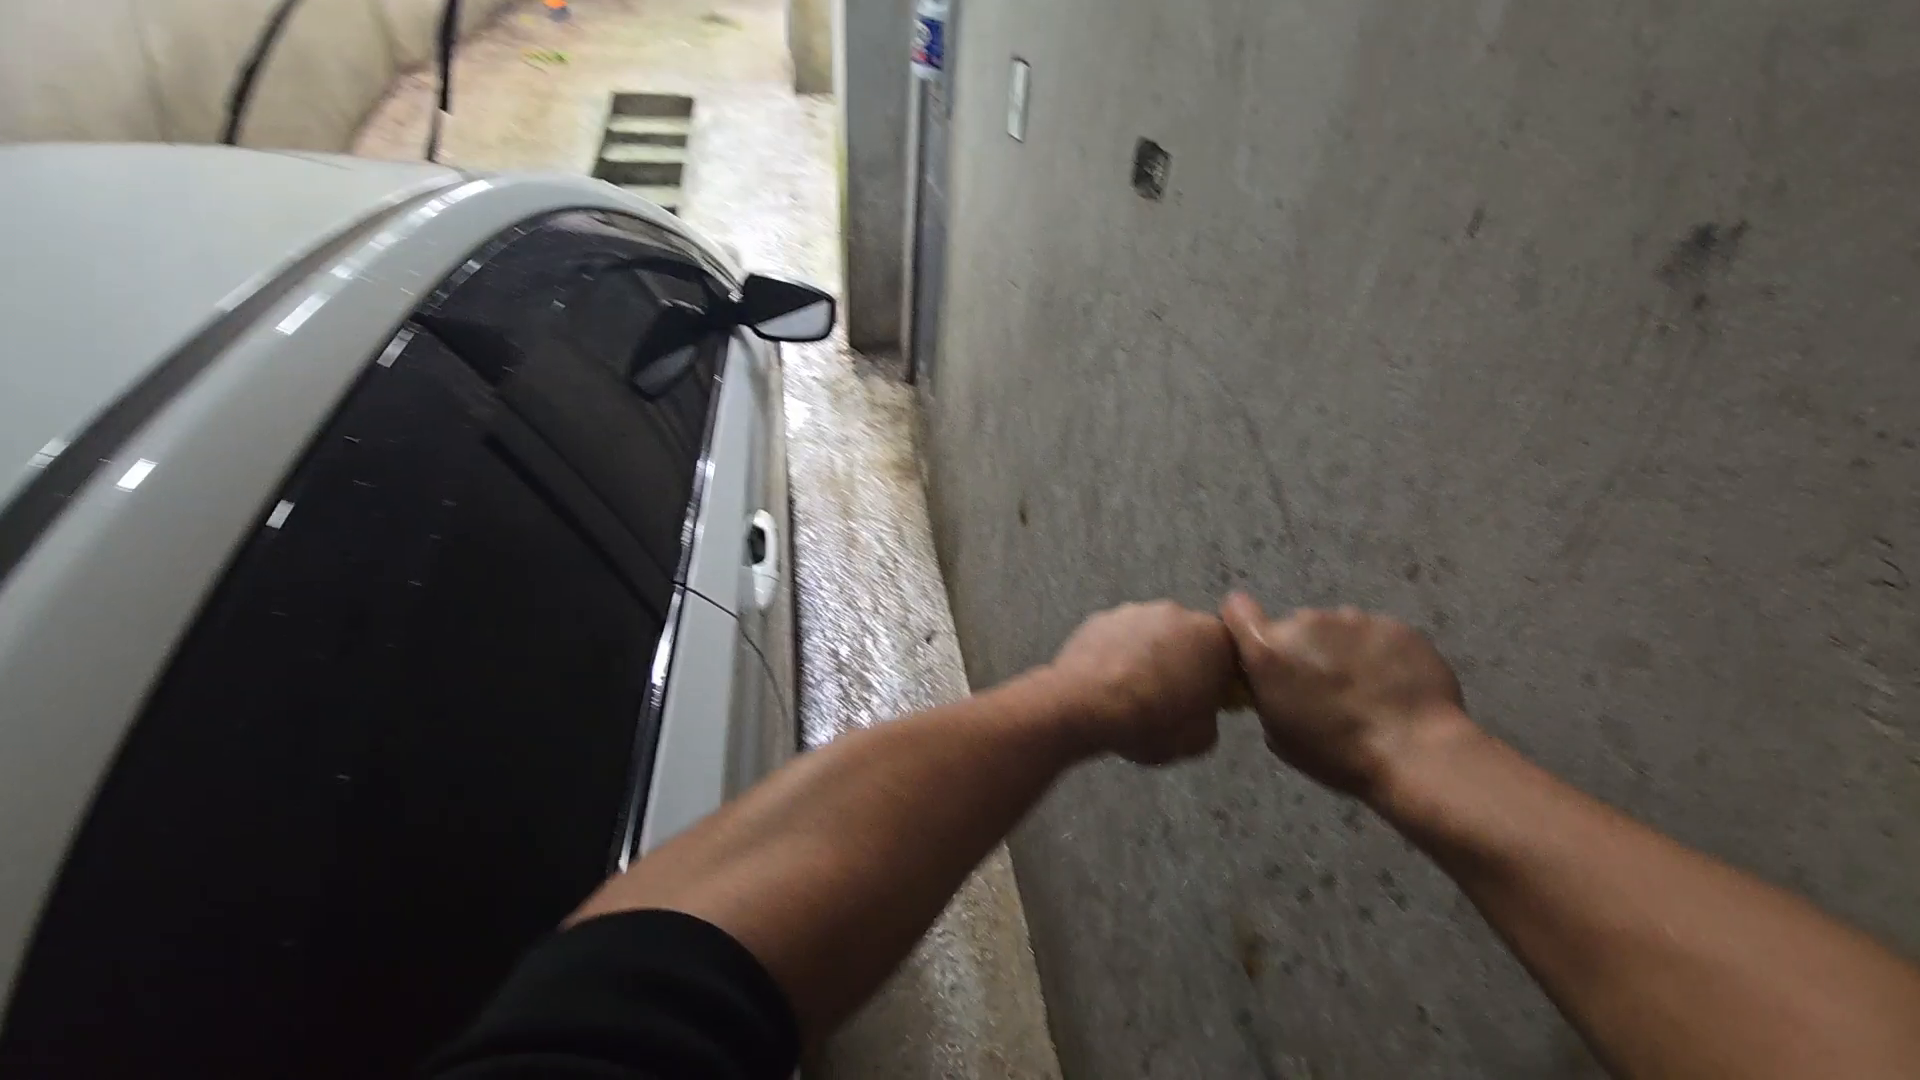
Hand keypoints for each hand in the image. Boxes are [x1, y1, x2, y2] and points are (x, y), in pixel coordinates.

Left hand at [1044, 601, 1237, 765]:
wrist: (1085, 706)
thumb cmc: (1153, 721)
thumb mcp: (1199, 739)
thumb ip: (1210, 718)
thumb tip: (1199, 711)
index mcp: (1211, 636)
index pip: (1229, 652)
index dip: (1219, 677)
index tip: (1206, 699)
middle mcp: (1174, 612)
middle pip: (1186, 638)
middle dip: (1181, 662)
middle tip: (1167, 697)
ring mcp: (1132, 611)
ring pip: (1149, 635)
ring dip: (1146, 656)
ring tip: (1130, 692)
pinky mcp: (1097, 618)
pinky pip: (1116, 638)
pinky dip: (1115, 655)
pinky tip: (1104, 683)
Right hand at [1220, 593, 1471, 797]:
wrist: (1414, 752)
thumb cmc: (1335, 752)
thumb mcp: (1279, 734)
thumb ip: (1267, 693)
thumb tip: (1276, 682)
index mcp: (1269, 649)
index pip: (1236, 609)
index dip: (1244, 624)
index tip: (1256, 645)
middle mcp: (1306, 623)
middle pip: (1295, 626)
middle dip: (1304, 649)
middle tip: (1324, 686)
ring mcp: (1354, 620)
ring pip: (1338, 629)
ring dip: (1342, 649)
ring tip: (1365, 687)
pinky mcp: (1394, 625)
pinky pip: (1376, 634)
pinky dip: (1379, 654)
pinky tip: (1394, 685)